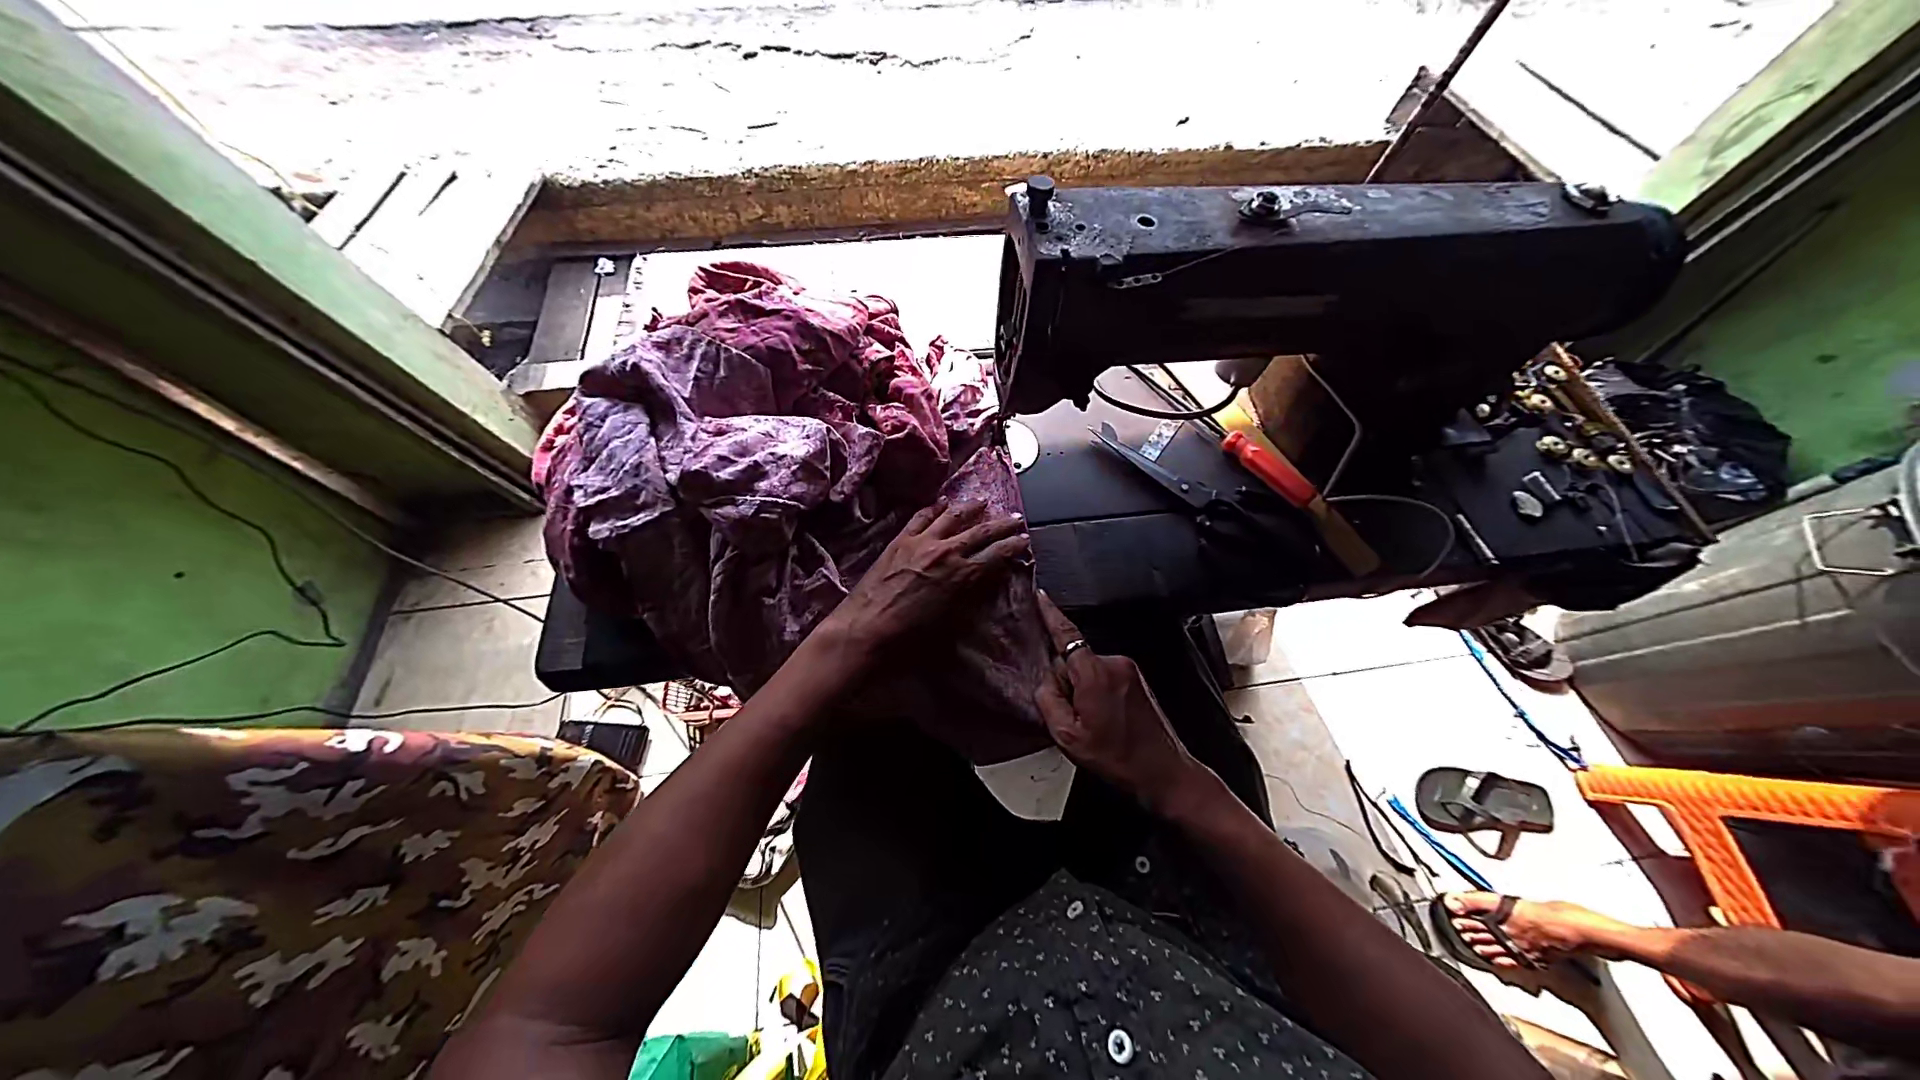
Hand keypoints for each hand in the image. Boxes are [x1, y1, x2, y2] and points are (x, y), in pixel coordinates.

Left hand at [818, 498, 1029, 665]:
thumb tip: (982, 579)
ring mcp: (922, 542)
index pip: (997, 554)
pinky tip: (942, 503)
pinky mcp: (900, 540)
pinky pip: (922, 517)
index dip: (1014, 546)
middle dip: (1001, 524)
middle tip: (1014, 517)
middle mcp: (945, 552)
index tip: (1024, 539)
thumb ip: (969, 595)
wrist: (866, 628)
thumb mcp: (950, 620)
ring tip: (982, 501)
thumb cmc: (909, 637)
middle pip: (981, 531)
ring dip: (970, 508)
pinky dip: (935, 508)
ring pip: (952, 516)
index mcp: (962, 575)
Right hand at [1032, 591, 1211, 812]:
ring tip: (1096, 724)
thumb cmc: (1121, 758)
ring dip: (1083, 692)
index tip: (1039, 595)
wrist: (1162, 771)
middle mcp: (1115, 664)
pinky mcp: (1136, 679)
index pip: (1066, 634)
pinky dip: (1097, 694)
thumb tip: (1045, 682)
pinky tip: (1106, 721)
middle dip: (1066, 684)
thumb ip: (1048, 700)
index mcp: (1095, 674)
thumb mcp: (1068, 737)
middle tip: (1076, 718)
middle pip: (1073, 660)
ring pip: (1088, 671)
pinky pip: (1104, 677)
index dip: (1049, 613)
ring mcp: (1129, 670)